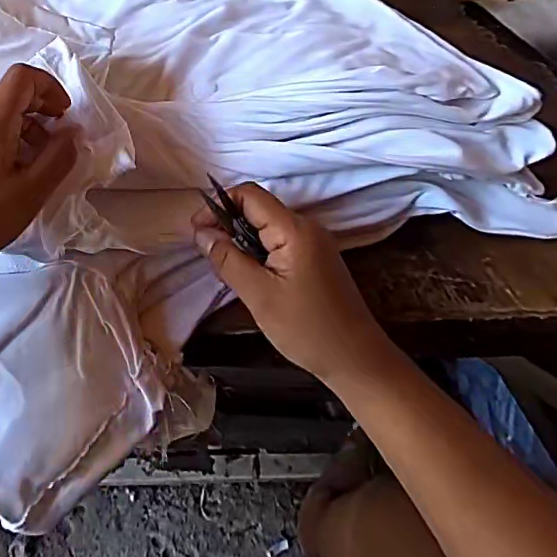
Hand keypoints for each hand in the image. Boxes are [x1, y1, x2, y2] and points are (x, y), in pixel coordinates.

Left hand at [0, 64, 79, 291]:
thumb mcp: (32, 191)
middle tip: (57, 140)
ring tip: (39, 162)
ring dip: (26, 127)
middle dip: (41, 108)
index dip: (49, 86)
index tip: (63, 115)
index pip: (22, 76)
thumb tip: (72, 132)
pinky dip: (7, 140)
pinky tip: (13, 174)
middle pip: (10, 93)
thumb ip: (59, 156)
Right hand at [193, 184, 403, 387]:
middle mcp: (307, 227)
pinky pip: (278, 240)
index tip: (198, 231)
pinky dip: (257, 250)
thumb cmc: (308, 329)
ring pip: (266, 225)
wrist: (359, 361)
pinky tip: (249, 274)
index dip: (219, 205)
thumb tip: (201, 233)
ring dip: (241, 238)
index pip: (249, 195)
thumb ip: (227, 259)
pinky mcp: (315, 257)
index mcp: (295, 230)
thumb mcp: (259, 295)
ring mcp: (314, 242)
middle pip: (257, 208)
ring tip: (225, 266)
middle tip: (208, 251)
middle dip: (227, 223)